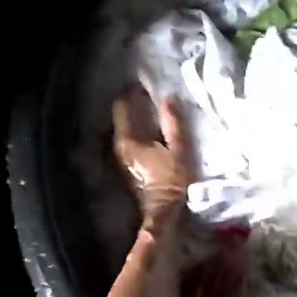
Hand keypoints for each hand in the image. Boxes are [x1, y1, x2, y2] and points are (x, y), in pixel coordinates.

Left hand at [111, 86, 193, 228]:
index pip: (121, 106)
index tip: (145, 85)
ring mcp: (119, 156)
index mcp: (128, 139)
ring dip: (134, 116)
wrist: (163, 211)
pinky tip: (149, 129)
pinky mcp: (125, 163)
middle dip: (132, 103)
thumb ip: (174, 122)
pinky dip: (135, 128)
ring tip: (151, 109)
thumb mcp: (179, 149)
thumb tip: (169, 98)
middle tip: (150, 94)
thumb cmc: (172, 180)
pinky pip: (127, 137)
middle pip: (120, 115)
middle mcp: (118, 145)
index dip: (131, 92)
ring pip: (123, 127)